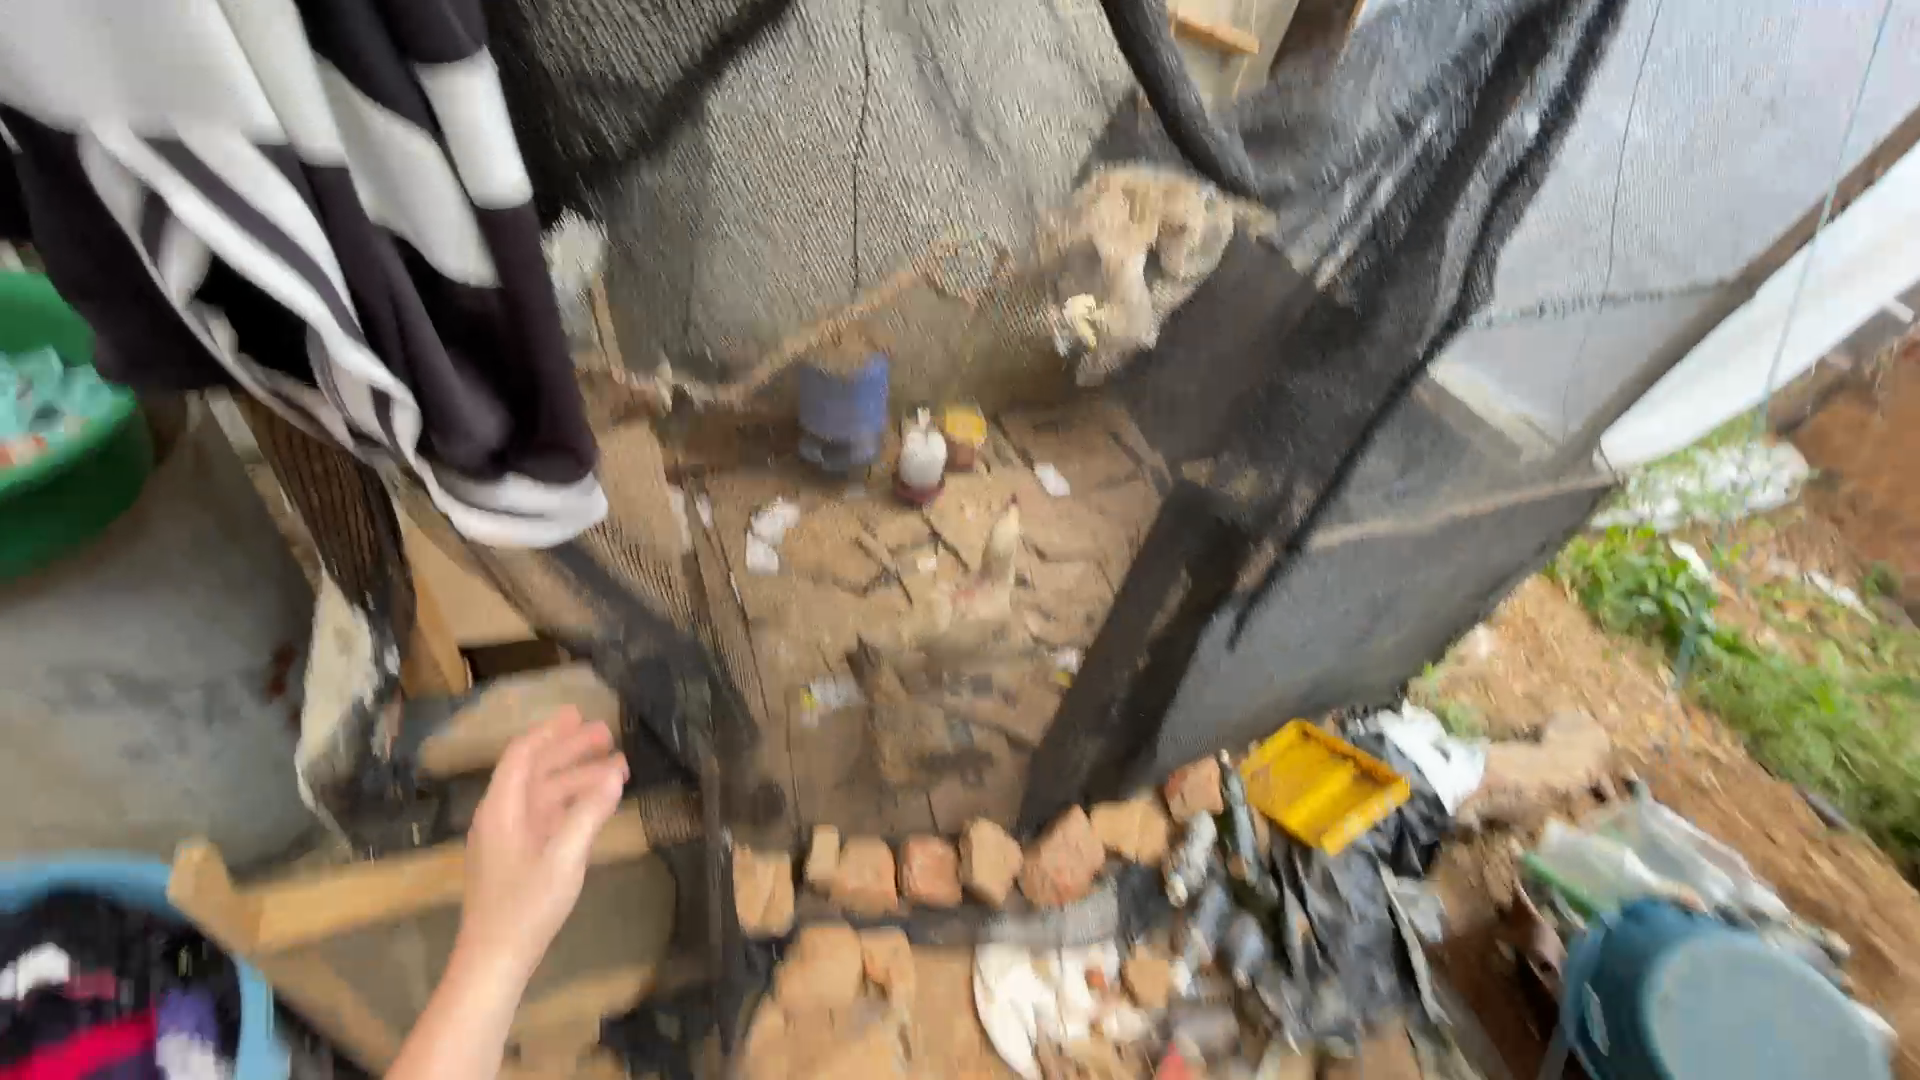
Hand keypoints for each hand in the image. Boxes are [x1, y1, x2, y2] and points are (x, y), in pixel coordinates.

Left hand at [457, 706, 627, 981]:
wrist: (494, 962)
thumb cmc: (525, 907)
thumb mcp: (563, 859)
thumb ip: (588, 815)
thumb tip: (614, 777)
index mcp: (501, 811)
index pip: (522, 757)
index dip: (550, 732)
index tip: (577, 714)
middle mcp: (501, 817)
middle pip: (535, 771)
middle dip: (570, 750)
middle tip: (608, 734)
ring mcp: (508, 838)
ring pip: (544, 793)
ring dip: (578, 777)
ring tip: (618, 768)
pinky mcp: (518, 856)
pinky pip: (547, 814)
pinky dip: (573, 801)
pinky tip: (598, 802)